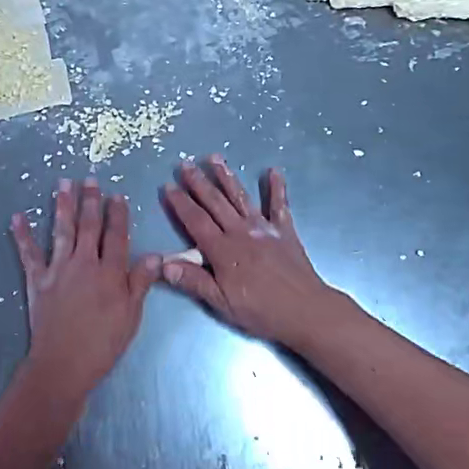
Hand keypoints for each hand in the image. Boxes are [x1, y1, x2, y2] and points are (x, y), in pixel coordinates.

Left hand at [10, 178, 160, 400]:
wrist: (64, 363)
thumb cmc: (103, 343)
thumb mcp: (131, 316)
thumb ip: (140, 283)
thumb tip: (154, 255)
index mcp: (109, 272)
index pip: (116, 236)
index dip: (117, 214)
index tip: (117, 195)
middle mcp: (84, 263)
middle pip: (89, 226)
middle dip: (90, 201)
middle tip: (89, 179)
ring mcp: (58, 268)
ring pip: (62, 230)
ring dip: (62, 205)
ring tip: (63, 184)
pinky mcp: (37, 279)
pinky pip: (29, 252)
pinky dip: (22, 234)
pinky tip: (17, 217)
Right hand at [159, 155, 350, 349]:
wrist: (306, 312)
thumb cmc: (261, 310)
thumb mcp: (221, 302)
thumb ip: (193, 280)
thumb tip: (162, 264)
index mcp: (222, 249)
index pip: (195, 220)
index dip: (180, 203)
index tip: (168, 185)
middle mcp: (240, 232)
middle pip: (215, 203)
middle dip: (198, 182)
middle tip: (185, 163)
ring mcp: (263, 228)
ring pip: (240, 197)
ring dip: (226, 177)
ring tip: (214, 157)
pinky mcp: (284, 231)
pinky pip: (279, 206)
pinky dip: (277, 188)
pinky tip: (274, 171)